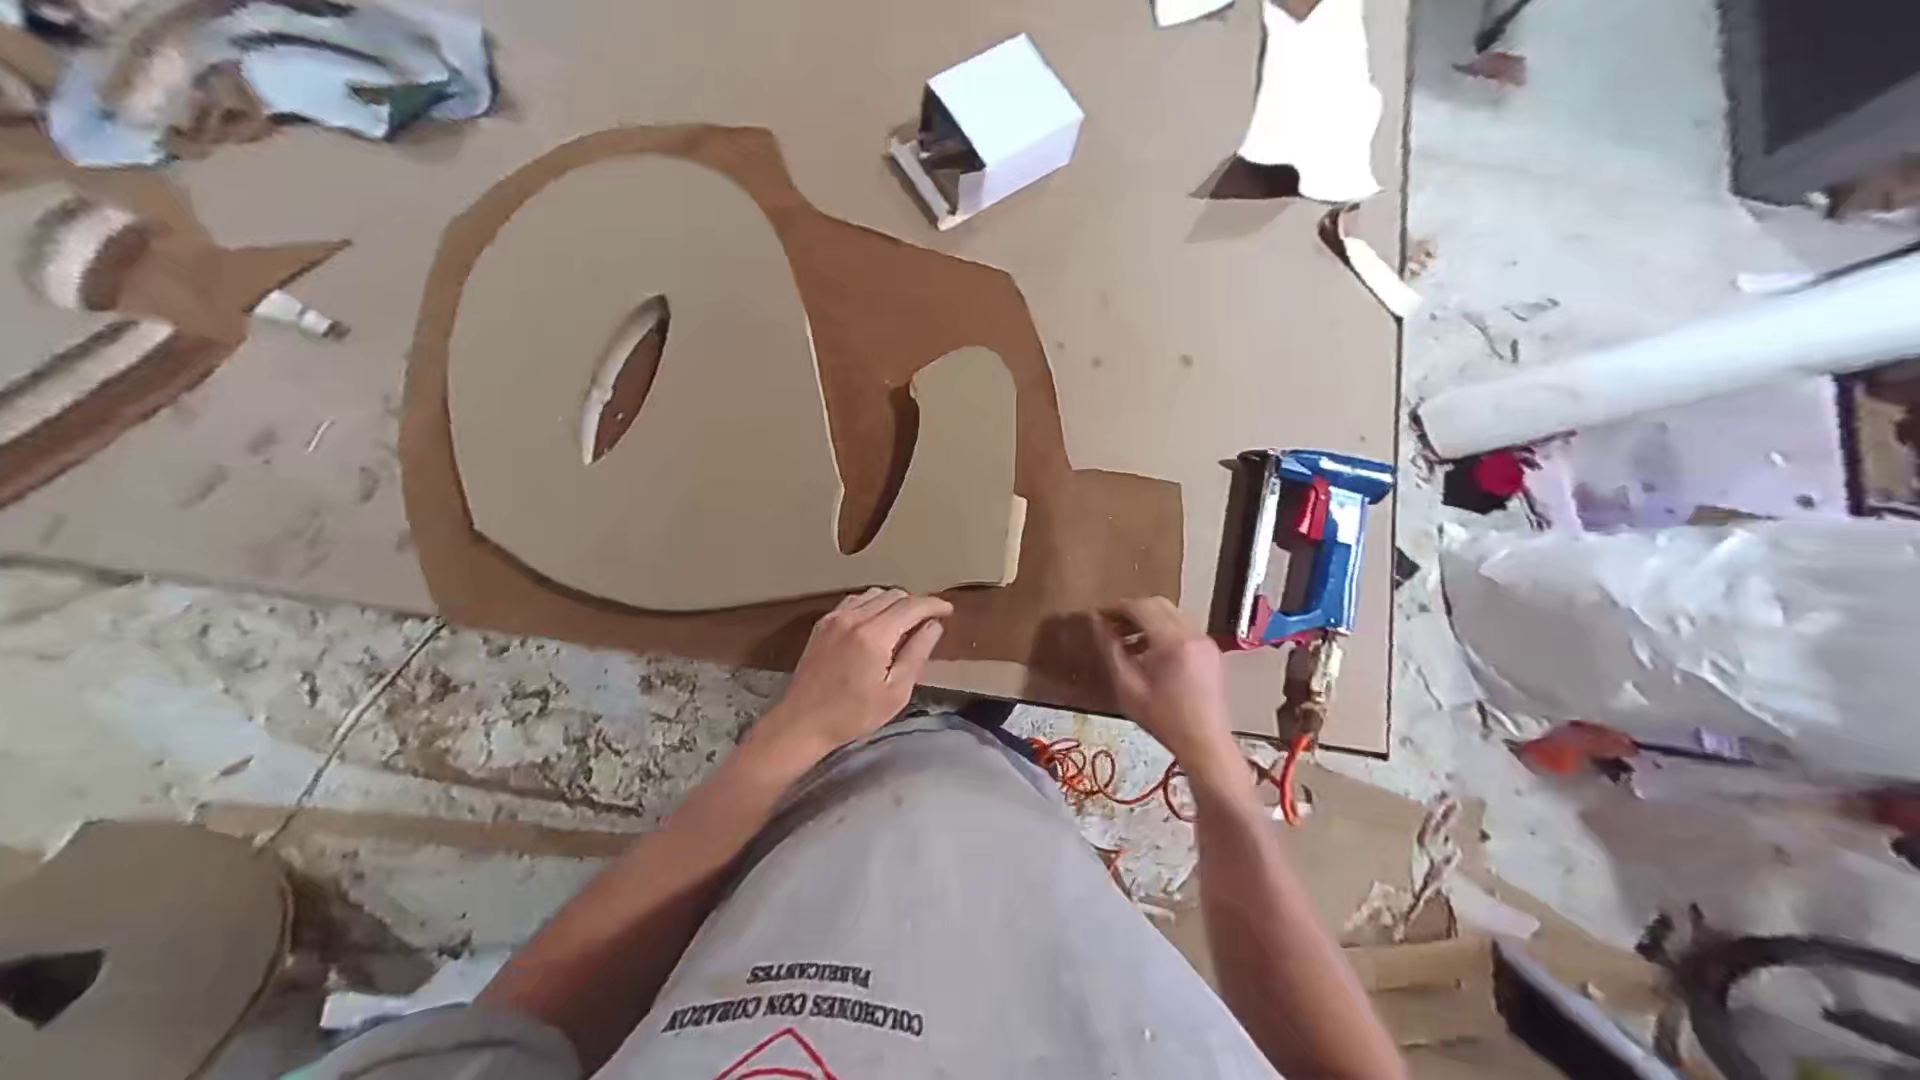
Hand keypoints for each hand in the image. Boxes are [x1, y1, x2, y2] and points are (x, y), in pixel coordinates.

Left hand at [756, 588, 951, 755]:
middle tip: (928, 621)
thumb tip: (934, 626)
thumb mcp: (896, 692)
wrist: (803, 722)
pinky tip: (877, 622)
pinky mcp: (823, 624)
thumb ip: (917, 653)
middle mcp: (853, 618)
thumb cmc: (853, 714)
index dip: (934, 604)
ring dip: (894, 602)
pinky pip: (855, 601)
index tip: (948, 610)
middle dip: (915, 604)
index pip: (912, 606)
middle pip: (894, 595)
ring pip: (874, 593)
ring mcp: (835, 618)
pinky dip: (872, 604)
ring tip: (905, 622)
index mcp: (874, 635)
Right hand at [1093, 597, 1239, 780]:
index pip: (1140, 606)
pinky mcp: (1211, 652)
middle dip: (1131, 611)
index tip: (1099, 615)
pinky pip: (1183, 629)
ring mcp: (1205, 642)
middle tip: (1111, 624)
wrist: (1205, 743)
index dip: (1116, 607)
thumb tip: (1097, 625)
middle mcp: (1192, 635)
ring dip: (1147, 620)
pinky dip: (1163, 631)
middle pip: (1158, 604)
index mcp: (1172, 641)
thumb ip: (1110, 650)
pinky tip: (1148, 652)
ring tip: (1126, 641)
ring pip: (1172, 615)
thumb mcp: (1127, 686)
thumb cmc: (1164, 720)